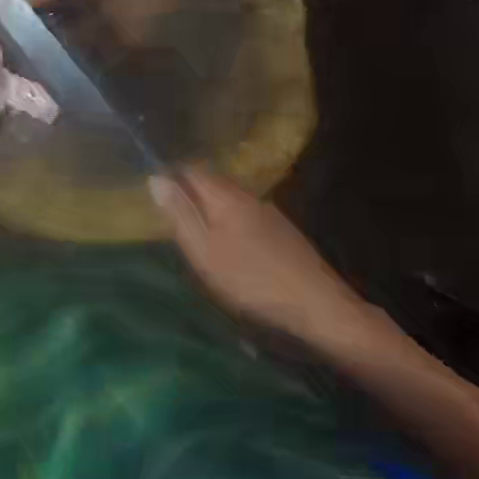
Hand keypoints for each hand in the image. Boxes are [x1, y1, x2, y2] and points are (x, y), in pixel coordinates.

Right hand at [152, 166, 388, 354]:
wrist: (322, 309)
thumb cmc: (250, 280)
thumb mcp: (203, 251)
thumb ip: (179, 213)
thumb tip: (156, 179)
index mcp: (226, 197)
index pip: (191, 169)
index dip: (172, 177)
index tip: (160, 200)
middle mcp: (248, 196)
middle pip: (212, 181)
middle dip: (191, 193)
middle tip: (176, 221)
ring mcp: (270, 212)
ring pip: (230, 198)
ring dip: (212, 208)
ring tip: (202, 236)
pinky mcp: (285, 231)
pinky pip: (246, 213)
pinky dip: (231, 221)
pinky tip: (233, 248)